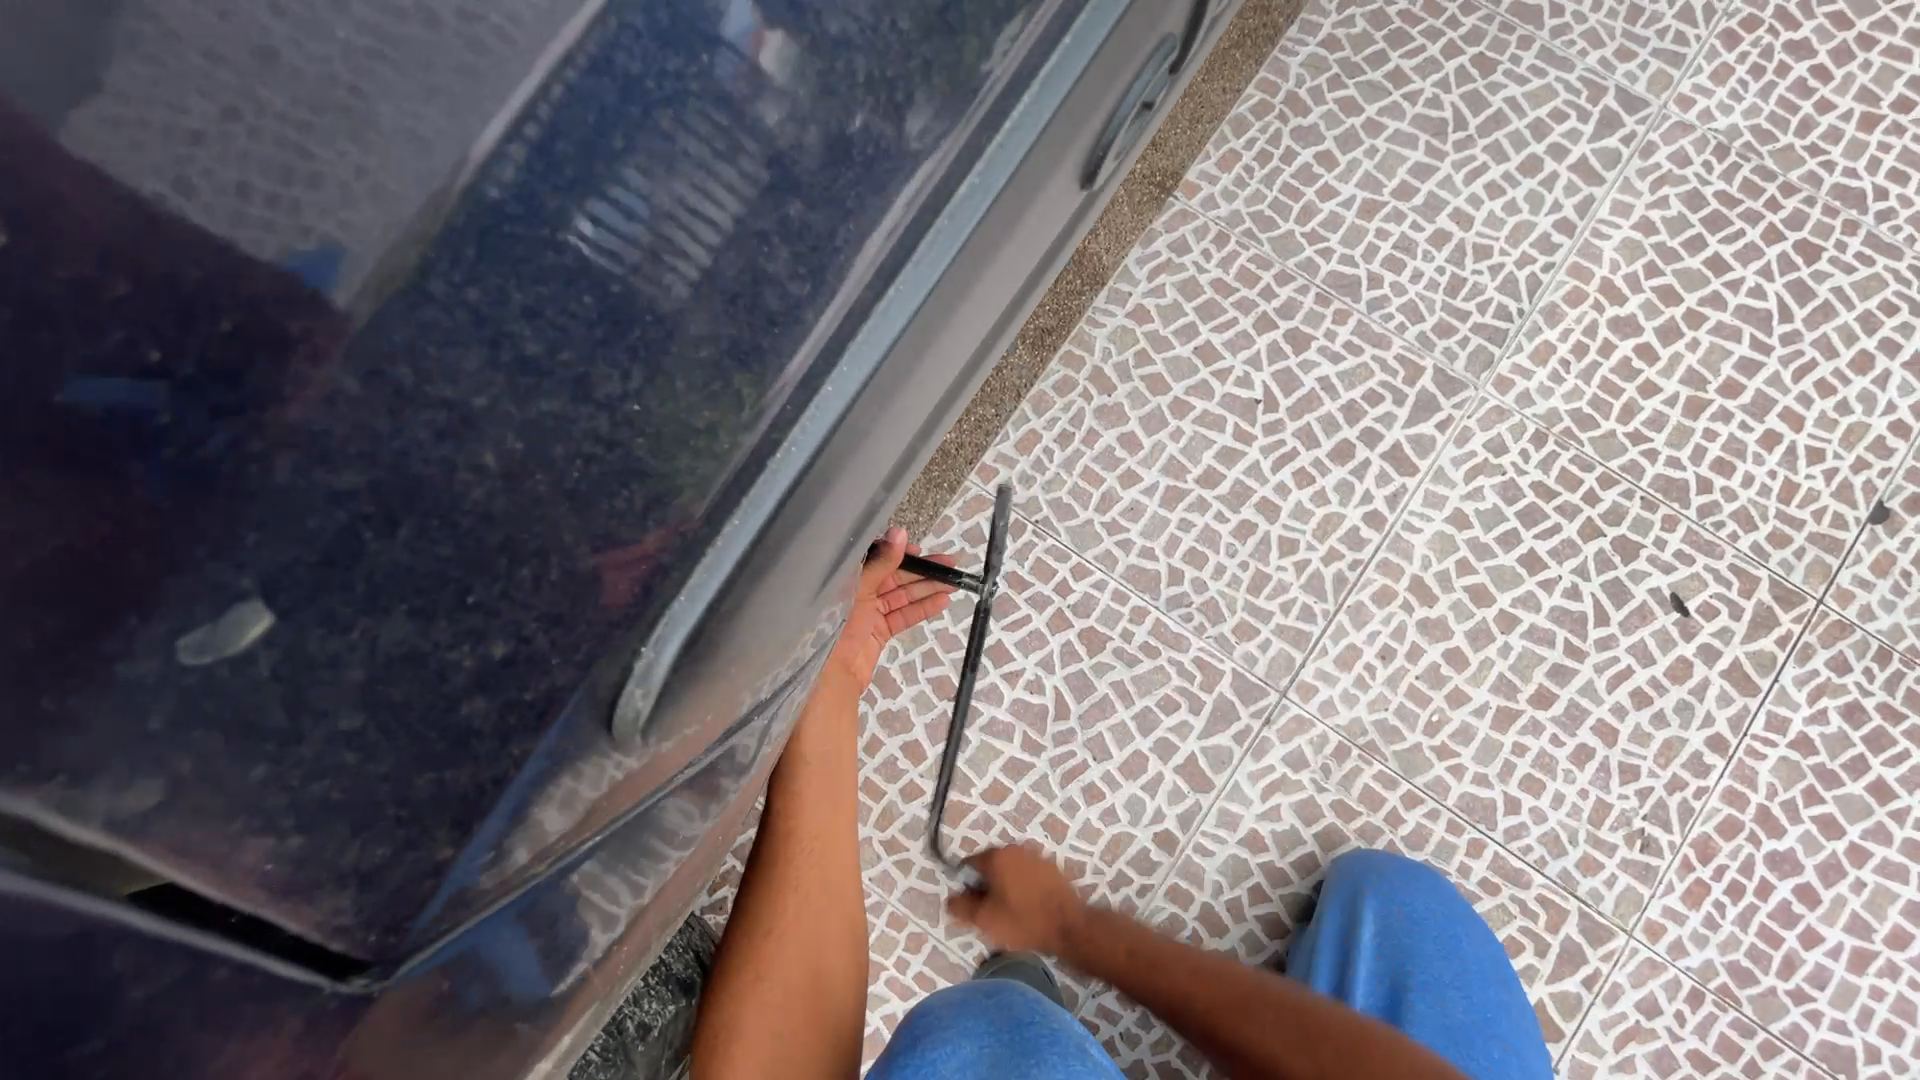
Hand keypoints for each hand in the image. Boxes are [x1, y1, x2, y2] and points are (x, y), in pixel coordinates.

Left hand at [828, 526, 956, 691]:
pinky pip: (904, 616)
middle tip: (950, 564)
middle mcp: (859, 592)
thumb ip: (882, 563)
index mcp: (848, 577)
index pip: (877, 558)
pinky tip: (942, 601)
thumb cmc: (837, 623)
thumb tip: (900, 534)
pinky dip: (923, 608)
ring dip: (928, 588)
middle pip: (895, 576)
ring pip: (903, 595)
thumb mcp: (859, 588)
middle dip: (922, 570)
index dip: (899, 552)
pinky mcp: (880, 632)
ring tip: (954, 582)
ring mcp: (870, 613)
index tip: (920, 550)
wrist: (831, 674)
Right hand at [947, 844, 1088, 956]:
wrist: (1069, 926)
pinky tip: (1027, 908)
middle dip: (986, 886)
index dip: (967, 886)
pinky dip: (1022, 887)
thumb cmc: (1023, 921)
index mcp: (997, 856)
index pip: (970, 865)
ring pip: (1010, 870)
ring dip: (1005, 886)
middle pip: (990, 866)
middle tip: (990, 912)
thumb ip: (962, 907)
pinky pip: (1027, 875)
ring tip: (1010, 913)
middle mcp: (1015, 849)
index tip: (973, 906)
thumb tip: (950, 899)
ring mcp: (1036, 856)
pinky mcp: (1051, 867)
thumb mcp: (985, 919)